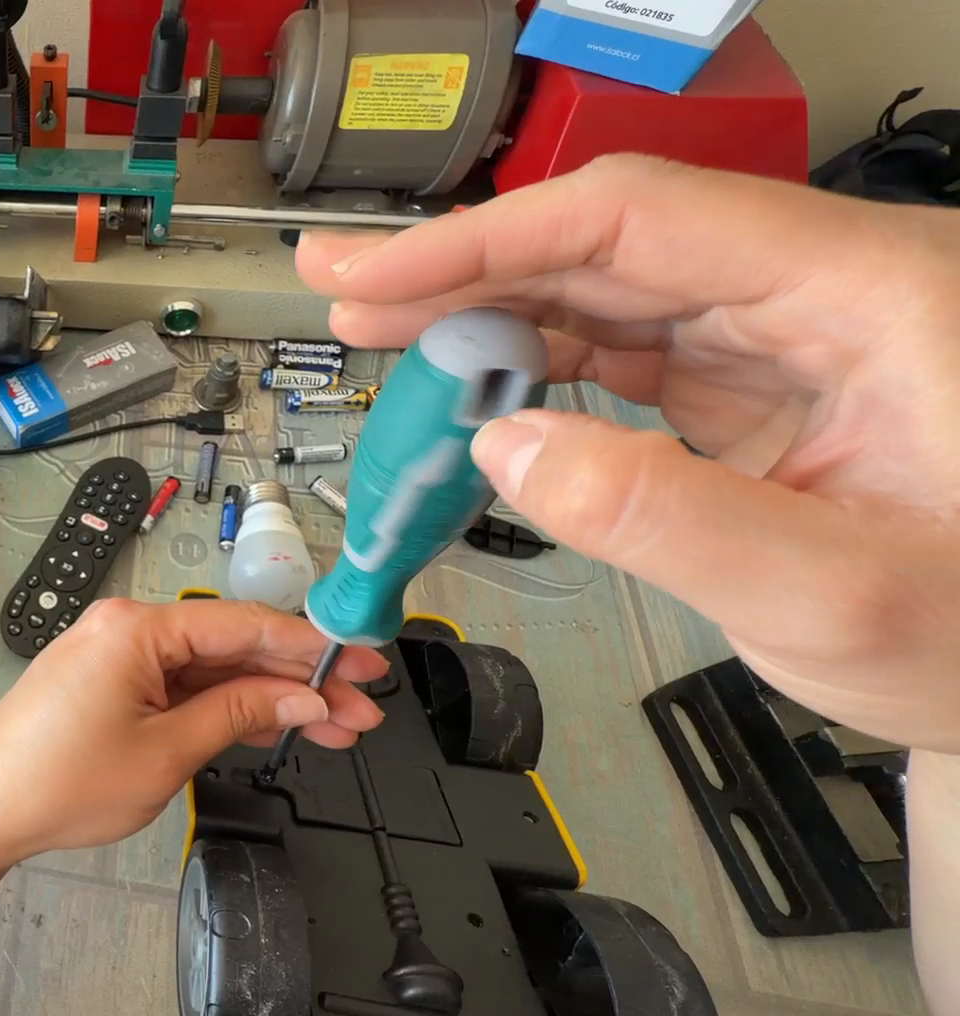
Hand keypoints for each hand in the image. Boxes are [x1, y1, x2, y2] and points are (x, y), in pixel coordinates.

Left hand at [0, 599, 387, 872]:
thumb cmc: (61, 782)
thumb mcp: (165, 751)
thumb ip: (237, 713)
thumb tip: (300, 695)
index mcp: (136, 628)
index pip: (241, 624)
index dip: (308, 645)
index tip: (361, 663)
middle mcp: (125, 627)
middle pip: (229, 645)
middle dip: (296, 678)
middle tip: (358, 707)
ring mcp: (116, 654)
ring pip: (208, 669)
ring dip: (265, 696)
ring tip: (330, 727)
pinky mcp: (109, 680)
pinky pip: (177, 685)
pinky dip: (221, 706)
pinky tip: (270, 725)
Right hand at [297, 155, 959, 750]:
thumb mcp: (832, 595)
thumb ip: (659, 516)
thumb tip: (506, 446)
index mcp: (871, 295)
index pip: (630, 224)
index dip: (481, 243)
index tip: (372, 278)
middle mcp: (812, 291)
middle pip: (591, 246)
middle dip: (449, 269)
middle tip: (341, 290)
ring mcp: (767, 334)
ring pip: (583, 292)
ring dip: (469, 313)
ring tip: (375, 332)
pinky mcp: (730, 378)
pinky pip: (597, 348)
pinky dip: (512, 364)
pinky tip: (459, 384)